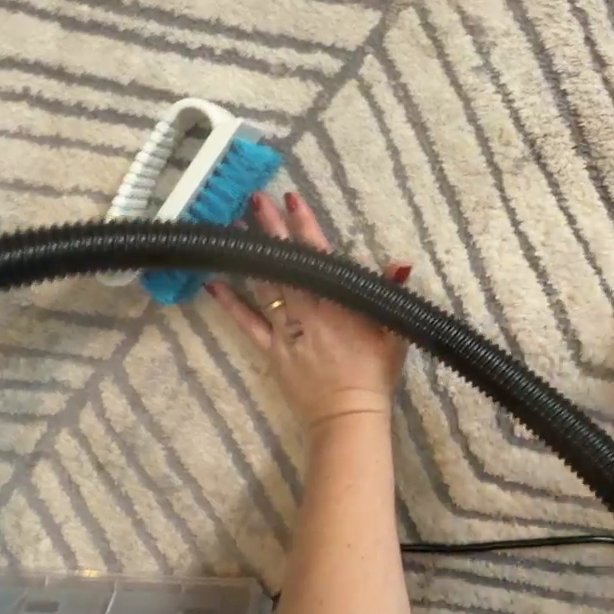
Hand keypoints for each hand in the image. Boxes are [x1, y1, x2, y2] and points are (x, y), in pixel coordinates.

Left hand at [204, 192, 410, 434]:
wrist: (349, 414)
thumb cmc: (375, 373)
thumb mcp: (393, 331)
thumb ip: (389, 295)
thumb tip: (400, 264)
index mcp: (339, 302)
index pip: (320, 256)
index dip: (305, 225)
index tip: (292, 199)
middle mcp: (310, 310)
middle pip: (287, 264)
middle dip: (270, 230)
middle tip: (255, 200)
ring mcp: (287, 329)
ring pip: (264, 285)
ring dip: (250, 256)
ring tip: (232, 227)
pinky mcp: (271, 350)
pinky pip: (247, 324)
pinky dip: (230, 304)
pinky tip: (213, 283)